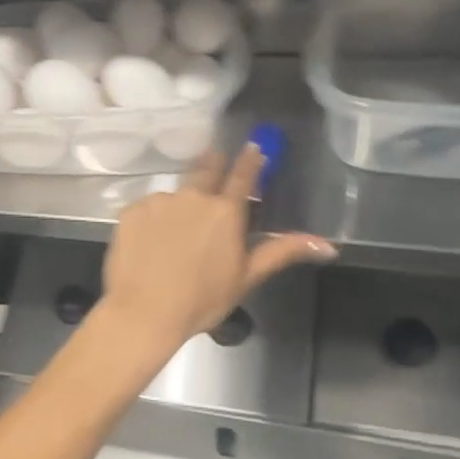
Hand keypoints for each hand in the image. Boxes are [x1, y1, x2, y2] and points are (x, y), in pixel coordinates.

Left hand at [99, 144, 334, 341]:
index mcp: (226, 211)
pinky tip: (150, 244)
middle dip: (213, 165)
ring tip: (174, 232)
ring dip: (180, 204)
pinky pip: (147, 209)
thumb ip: (282, 252)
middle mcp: (193, 196)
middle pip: (206, 168)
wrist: (144, 313)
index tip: (253, 145)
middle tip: (215, 166)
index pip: (243, 174)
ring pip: (175, 193)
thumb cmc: (202, 300)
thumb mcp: (247, 277)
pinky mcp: (131, 212)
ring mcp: (159, 201)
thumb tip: (329, 245)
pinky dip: (152, 220)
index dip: (250, 158)